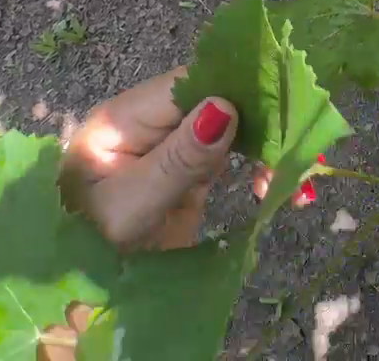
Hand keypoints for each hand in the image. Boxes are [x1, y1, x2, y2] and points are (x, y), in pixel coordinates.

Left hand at [58, 67, 310, 251]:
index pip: (190, 83)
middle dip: (258, 119)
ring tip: (293, 172)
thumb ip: (178, 158)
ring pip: (231, 123)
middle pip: (216, 98)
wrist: (82, 295)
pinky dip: (257, 164)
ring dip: (264, 143)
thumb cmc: (90, 247)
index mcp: (126, 115)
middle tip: (296, 142)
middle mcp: (152, 120)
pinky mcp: (188, 166)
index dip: (234, 87)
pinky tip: (275, 185)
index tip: (278, 103)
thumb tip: (225, 105)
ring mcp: (171, 142)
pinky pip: (231, 152)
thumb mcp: (133, 206)